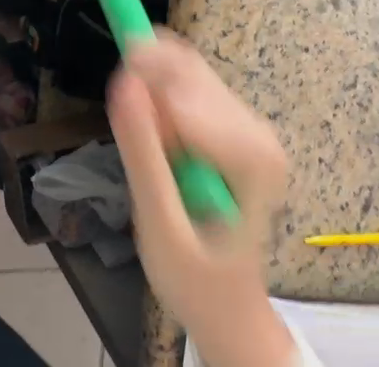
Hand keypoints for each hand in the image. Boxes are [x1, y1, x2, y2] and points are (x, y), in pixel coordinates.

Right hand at [109, 32, 297, 366]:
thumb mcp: (159, 225)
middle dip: (146, 84)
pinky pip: (189, 86)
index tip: (119, 112)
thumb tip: (123, 80)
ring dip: (152, 93)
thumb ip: (143, 153)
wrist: (229, 308)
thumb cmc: (195, 280)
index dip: (143, 88)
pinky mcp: (235, 126)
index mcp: (252, 158)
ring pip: (186, 71)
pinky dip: (161, 100)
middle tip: (126, 131)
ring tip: (147, 151)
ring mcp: (250, 127)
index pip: (185, 91)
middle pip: (189, 69)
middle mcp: (259, 132)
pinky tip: (161, 145)